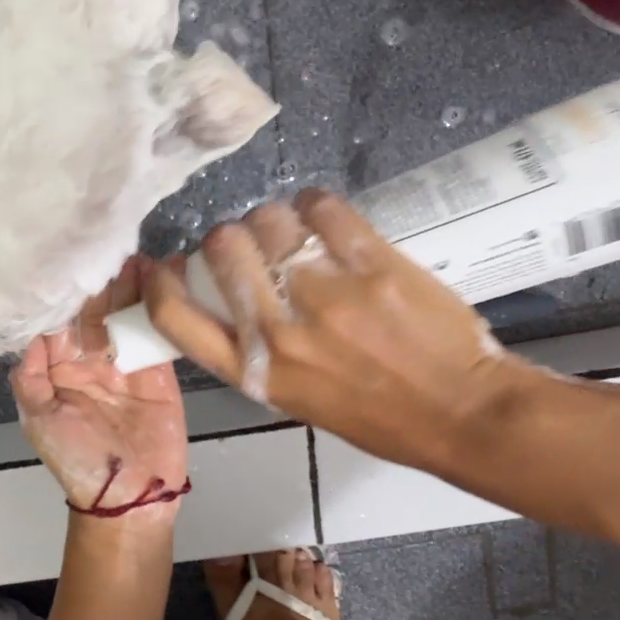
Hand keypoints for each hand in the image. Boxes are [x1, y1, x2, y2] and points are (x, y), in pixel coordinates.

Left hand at [13, 260, 189, 521]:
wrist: (126, 496)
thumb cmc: (75, 459)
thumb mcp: (38, 421)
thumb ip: (29, 379)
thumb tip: (29, 334)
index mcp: (58, 368)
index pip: (62, 321)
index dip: (68, 294)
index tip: (74, 262)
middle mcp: (90, 359)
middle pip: (96, 312)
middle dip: (104, 283)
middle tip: (114, 249)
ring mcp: (126, 363)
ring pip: (127, 318)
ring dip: (134, 289)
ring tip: (142, 257)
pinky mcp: (159, 372)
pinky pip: (158, 336)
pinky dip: (162, 310)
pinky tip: (168, 281)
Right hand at [143, 189, 530, 473]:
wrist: (461, 414)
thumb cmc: (373, 416)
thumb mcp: (291, 398)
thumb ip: (254, 351)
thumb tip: (231, 297)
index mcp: (252, 370)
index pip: (175, 318)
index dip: (158, 284)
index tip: (164, 267)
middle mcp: (277, 331)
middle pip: (222, 250)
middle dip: (228, 238)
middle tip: (251, 245)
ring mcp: (326, 295)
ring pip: (269, 221)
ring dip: (273, 219)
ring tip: (293, 231)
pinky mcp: (374, 265)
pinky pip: (323, 210)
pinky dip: (314, 204)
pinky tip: (322, 215)